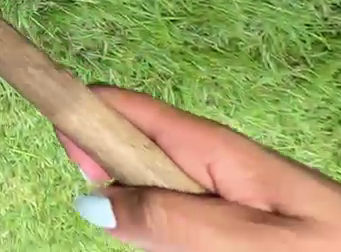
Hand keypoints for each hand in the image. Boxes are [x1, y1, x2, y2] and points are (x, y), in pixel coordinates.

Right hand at [59, 86, 340, 249]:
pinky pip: (182, 227)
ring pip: (150, 200)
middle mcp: (206, 160)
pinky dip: (180, 247)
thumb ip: (172, 220)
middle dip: (121, 196)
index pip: (109, 102)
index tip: (90, 175)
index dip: (81, 127)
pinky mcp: (234, 224)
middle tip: (159, 239)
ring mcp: (221, 194)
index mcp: (207, 146)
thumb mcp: (259, 246)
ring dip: (155, 232)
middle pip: (122, 156)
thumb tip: (89, 201)